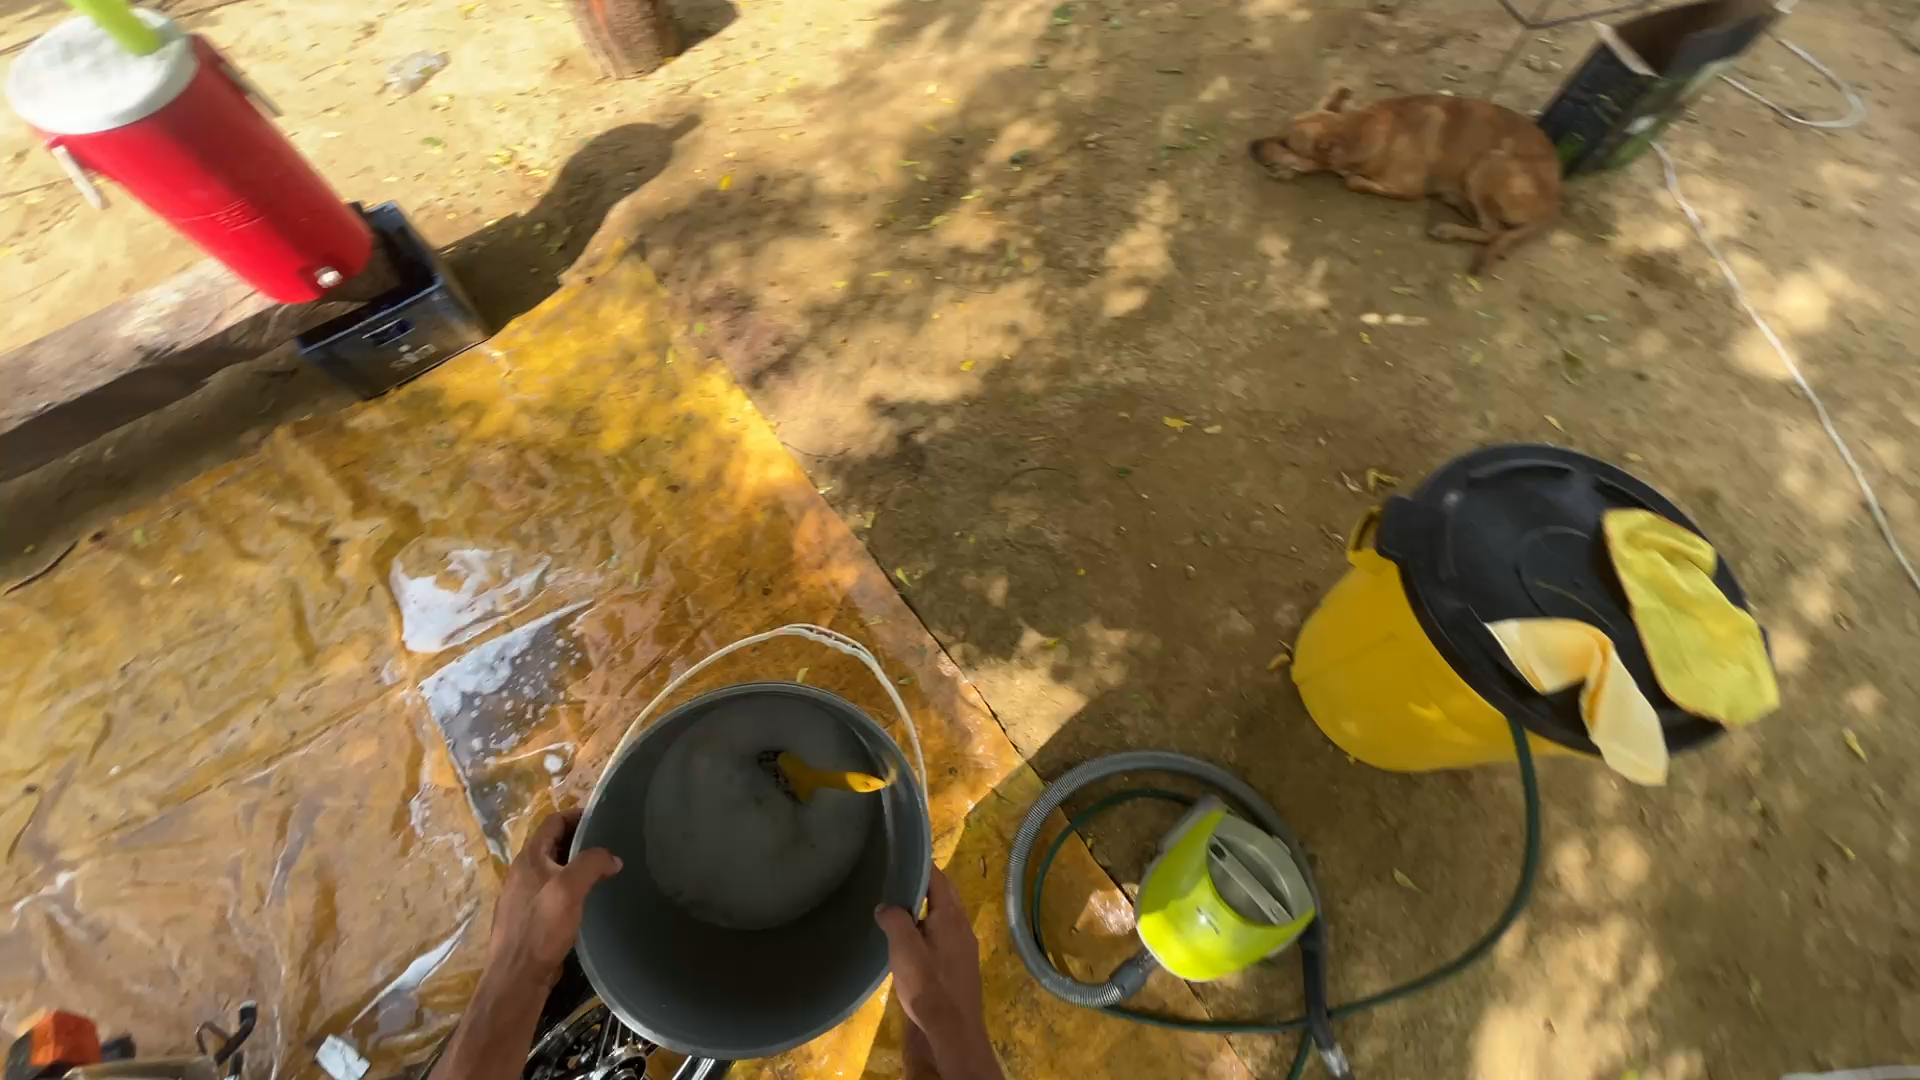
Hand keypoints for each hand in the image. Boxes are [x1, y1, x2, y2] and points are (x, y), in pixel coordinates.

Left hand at [486, 810, 621, 989]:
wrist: (516, 979)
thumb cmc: (541, 928)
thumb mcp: (570, 888)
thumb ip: (593, 862)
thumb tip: (613, 859)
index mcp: (528, 859)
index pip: (552, 822)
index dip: (577, 815)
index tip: (602, 819)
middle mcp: (522, 873)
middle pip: (553, 843)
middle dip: (580, 839)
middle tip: (607, 844)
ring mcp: (522, 896)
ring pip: (553, 867)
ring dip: (576, 863)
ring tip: (602, 869)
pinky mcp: (528, 917)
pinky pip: (551, 889)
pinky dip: (570, 884)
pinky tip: (585, 898)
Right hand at [875, 868, 1003, 1079]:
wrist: (953, 1030)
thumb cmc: (928, 984)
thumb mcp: (903, 948)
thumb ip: (894, 920)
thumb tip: (885, 905)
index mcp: (950, 914)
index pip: (937, 877)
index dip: (922, 866)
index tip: (904, 858)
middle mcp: (963, 925)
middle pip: (946, 895)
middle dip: (926, 886)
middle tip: (900, 883)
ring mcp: (966, 946)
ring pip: (947, 916)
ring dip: (928, 910)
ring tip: (903, 911)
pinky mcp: (963, 965)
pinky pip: (947, 935)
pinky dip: (932, 929)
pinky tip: (916, 942)